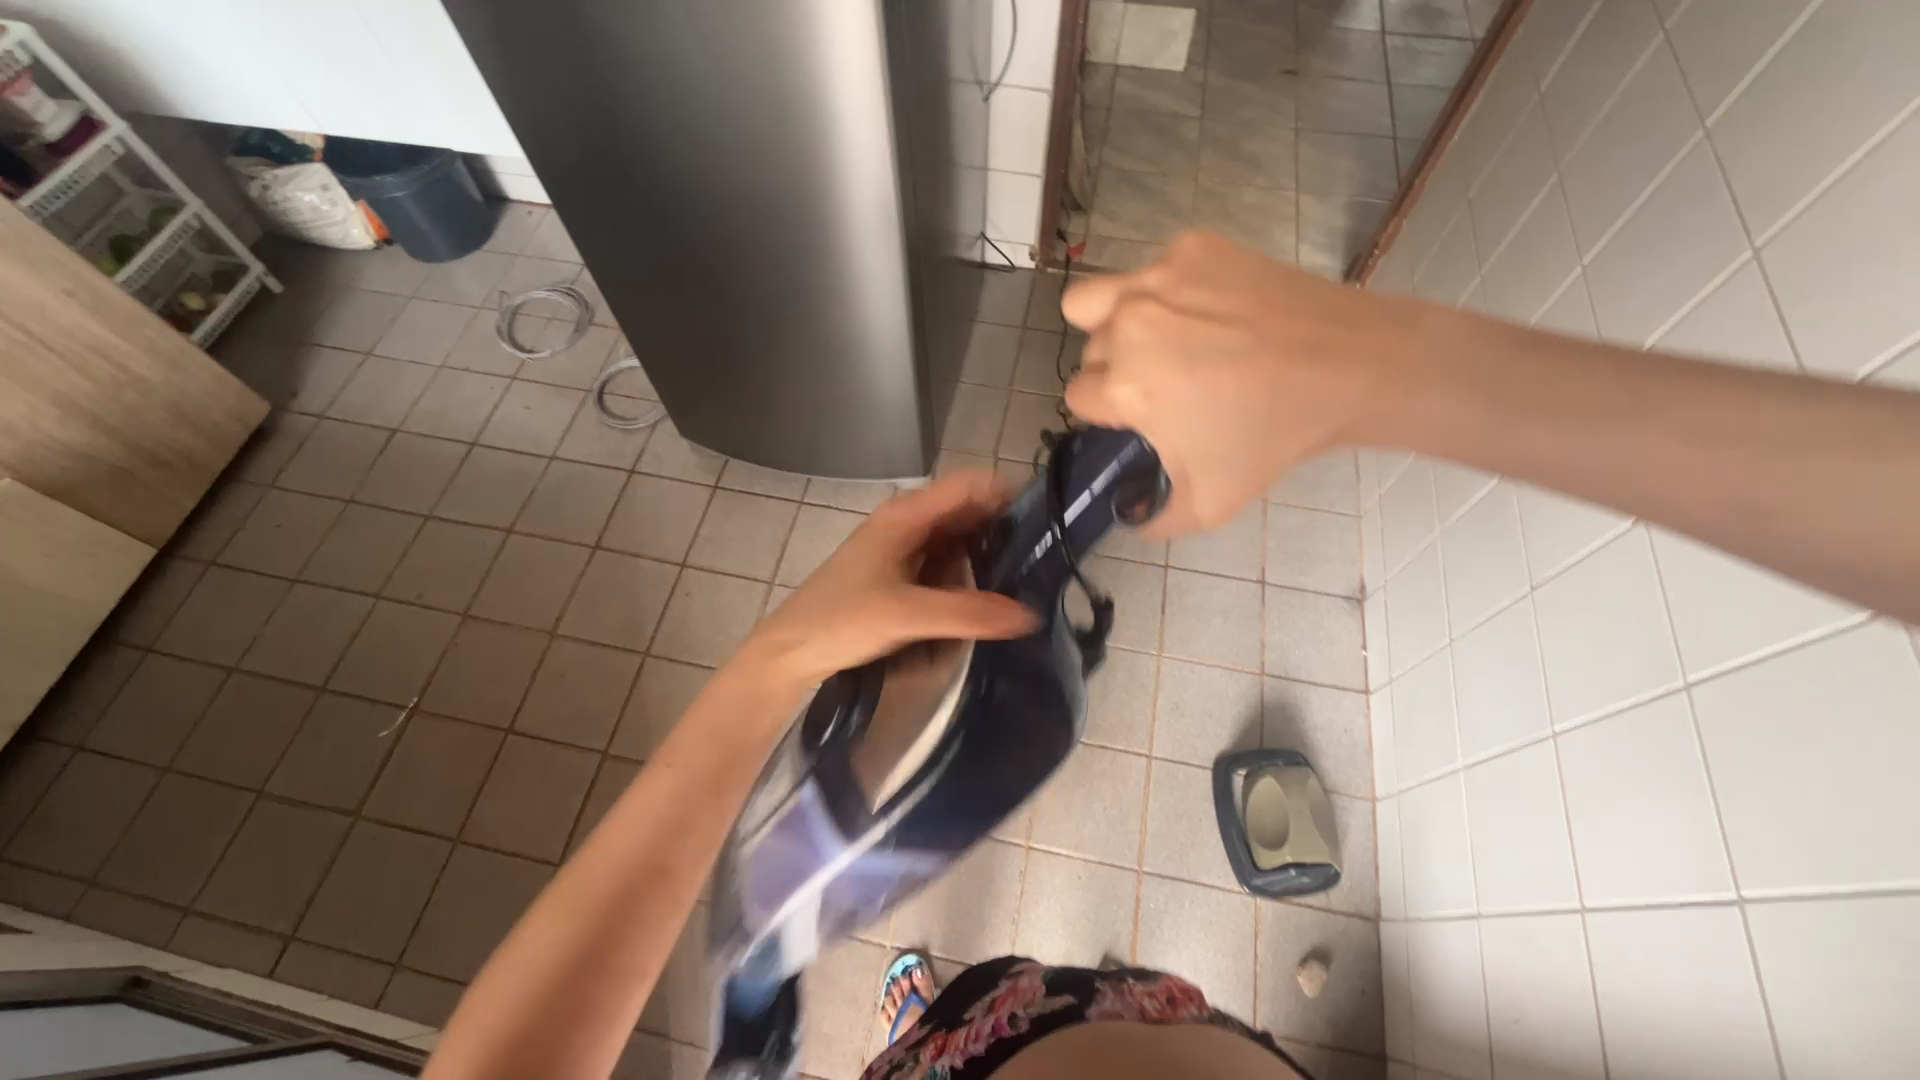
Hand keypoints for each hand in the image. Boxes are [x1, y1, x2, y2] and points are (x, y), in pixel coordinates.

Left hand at [743, 470, 1038, 688]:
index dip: (1006, 492)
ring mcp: (900, 547)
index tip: (1044, 518)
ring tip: (1026, 574)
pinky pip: (943, 560)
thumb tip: (1029, 615)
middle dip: (1002, 525)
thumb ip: (968, 613)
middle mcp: (906, 522)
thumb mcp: (907, 616)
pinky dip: (967, 569)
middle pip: (966, 509)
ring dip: (986, 550)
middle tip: (1044, 553)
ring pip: (956, 537)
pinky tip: (988, 593)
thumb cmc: (841, 620)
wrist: (790, 651)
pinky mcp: (898, 572)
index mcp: (906, 515)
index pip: (968, 485)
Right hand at [1062, 230, 1417, 534]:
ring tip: (1156, 339)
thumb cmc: (1273, 435)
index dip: (1107, 414)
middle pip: (1087, 352)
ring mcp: (1159, 277)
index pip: (1077, 397)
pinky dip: (1162, 293)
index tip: (1141, 418)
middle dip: (1113, 371)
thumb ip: (1152, 519)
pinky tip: (1205, 312)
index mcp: (1126, 384)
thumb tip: (1125, 512)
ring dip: (1109, 324)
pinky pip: (1148, 271)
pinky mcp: (1191, 247)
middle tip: (1161, 383)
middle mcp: (1128, 324)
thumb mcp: (1209, 504)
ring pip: (1094, 300)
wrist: (1348, 365)